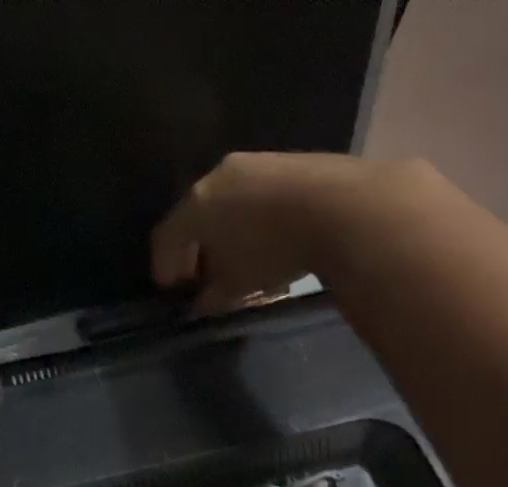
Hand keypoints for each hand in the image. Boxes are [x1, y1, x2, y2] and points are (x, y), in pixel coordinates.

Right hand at [151, 152, 425, 314]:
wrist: (344, 207)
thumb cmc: (272, 250)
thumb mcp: (236, 284)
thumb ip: (211, 296)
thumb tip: (201, 303)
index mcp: (195, 203)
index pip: (165, 237)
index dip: (164, 267)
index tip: (172, 290)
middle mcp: (218, 176)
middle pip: (196, 216)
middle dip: (197, 249)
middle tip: (204, 277)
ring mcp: (256, 164)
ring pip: (229, 204)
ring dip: (228, 234)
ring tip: (241, 262)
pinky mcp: (290, 162)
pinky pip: (259, 196)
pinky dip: (255, 220)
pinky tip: (271, 242)